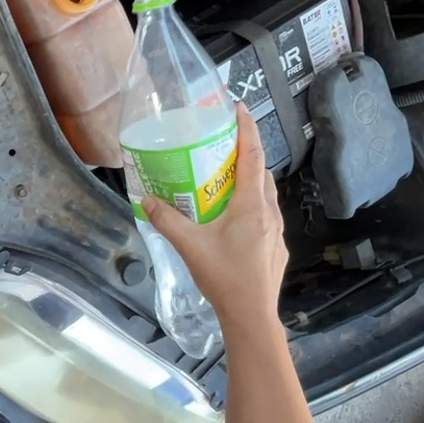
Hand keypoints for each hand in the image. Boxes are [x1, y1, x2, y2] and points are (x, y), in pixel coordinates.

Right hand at [144, 104, 287, 333]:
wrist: (251, 314)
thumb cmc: (224, 278)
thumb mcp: (190, 247)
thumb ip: (167, 221)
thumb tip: (147, 201)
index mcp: (250, 205)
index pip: (252, 156)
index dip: (246, 129)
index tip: (237, 108)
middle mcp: (268, 212)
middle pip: (261, 172)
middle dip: (245, 154)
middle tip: (222, 147)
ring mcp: (276, 231)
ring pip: (265, 195)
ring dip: (249, 182)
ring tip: (225, 181)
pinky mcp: (276, 247)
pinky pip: (265, 216)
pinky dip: (251, 206)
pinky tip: (233, 220)